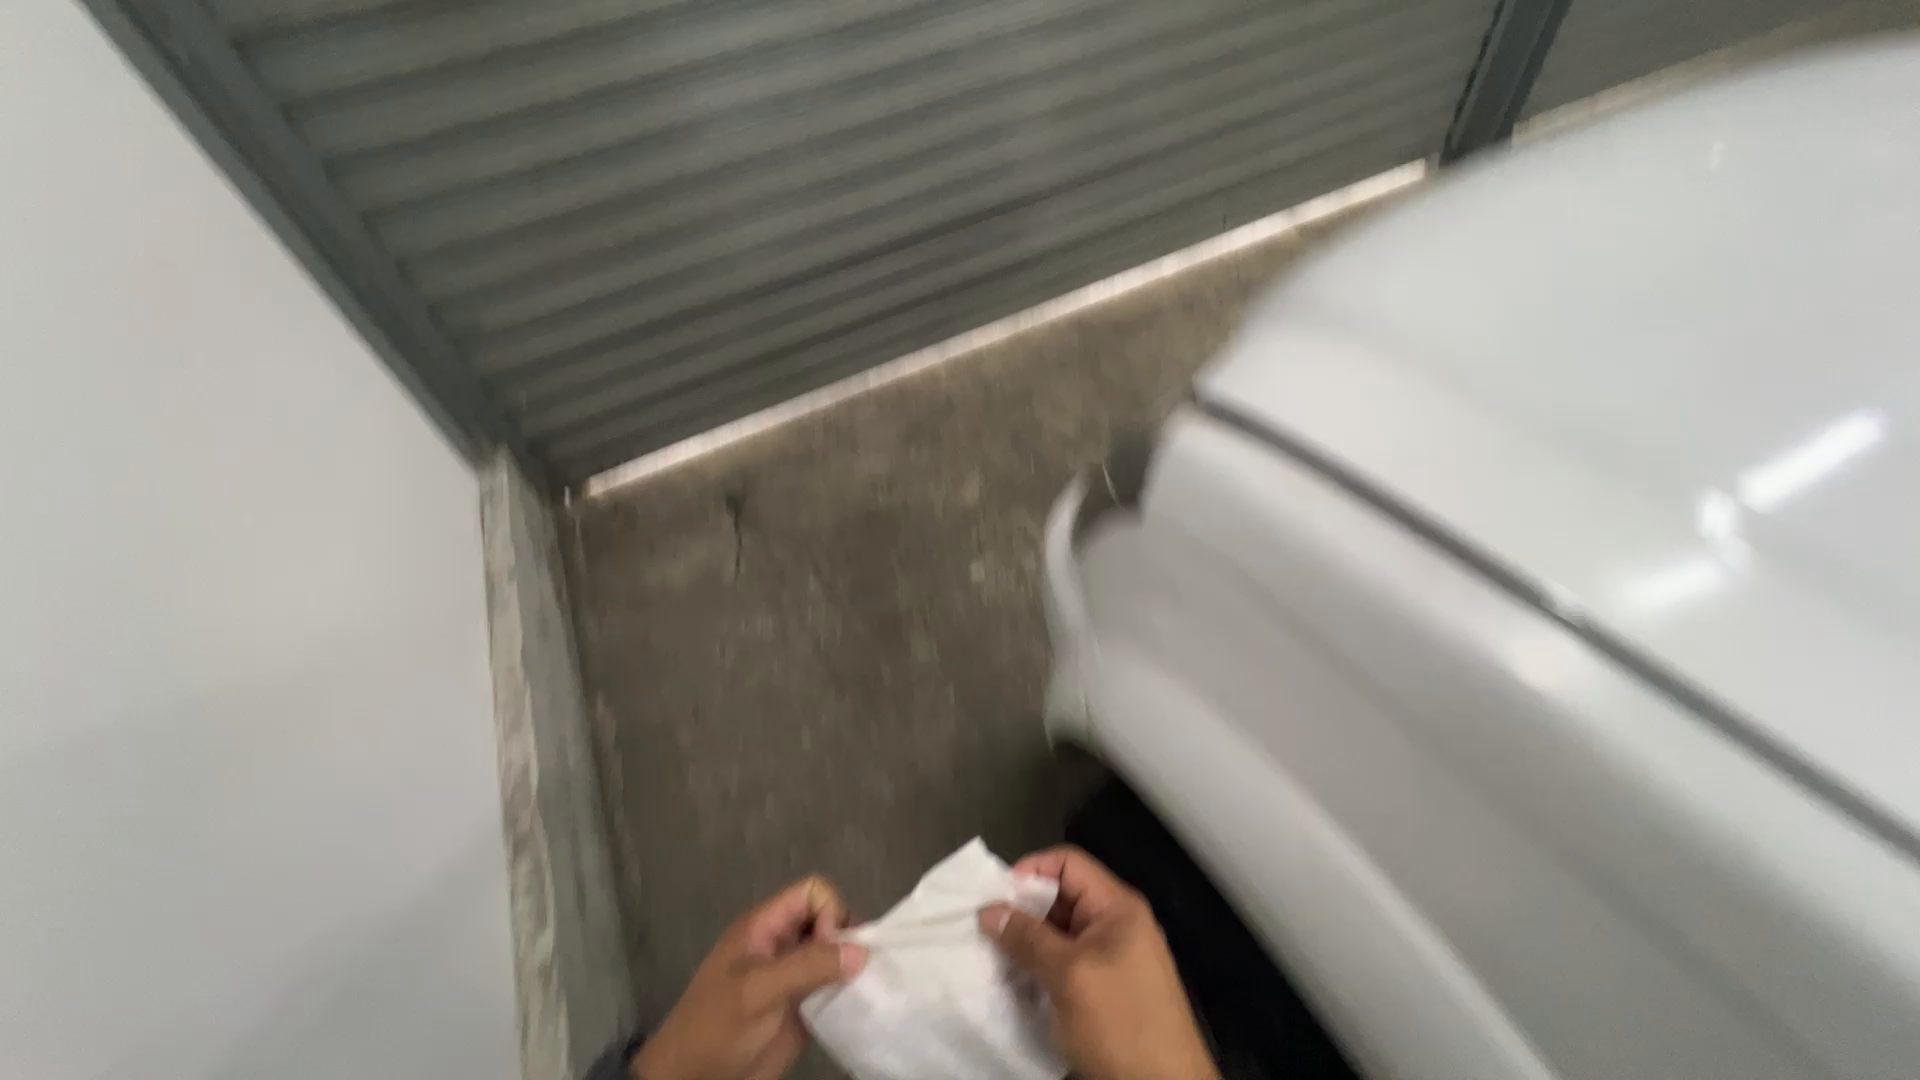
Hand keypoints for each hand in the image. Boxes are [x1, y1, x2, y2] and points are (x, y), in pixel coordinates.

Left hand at [632, 876, 866, 1079]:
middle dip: (847, 936)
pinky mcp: (803, 1007)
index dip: (830, 911)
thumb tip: (862, 950)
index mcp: (766, 926)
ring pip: (835, 952)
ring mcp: (794, 976)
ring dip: (853, 964)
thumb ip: (807, 966)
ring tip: (866, 985)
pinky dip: (850, 990)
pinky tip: (860, 1005)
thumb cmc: (717, 1028)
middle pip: (829, 918)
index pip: (812, 892)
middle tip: (853, 968)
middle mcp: (784, 944)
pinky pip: (834, 986)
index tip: (831, 946)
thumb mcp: (758, 990)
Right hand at [979, 846, 1218, 1079]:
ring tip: (993, 955)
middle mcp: (1116, 924)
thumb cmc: (1122, 1023)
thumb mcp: (1070, 976)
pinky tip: (1016, 981)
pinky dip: (1040, 966)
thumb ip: (1028, 938)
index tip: (995, 894)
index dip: (1030, 869)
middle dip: (1023, 908)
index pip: (1068, 863)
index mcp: (1117, 907)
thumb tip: (988, 910)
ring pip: (1060, 933)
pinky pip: (1066, 962)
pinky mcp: (1105, 990)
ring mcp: (1113, 958)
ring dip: (1028, 941)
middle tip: (986, 928)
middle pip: (1062, 896)